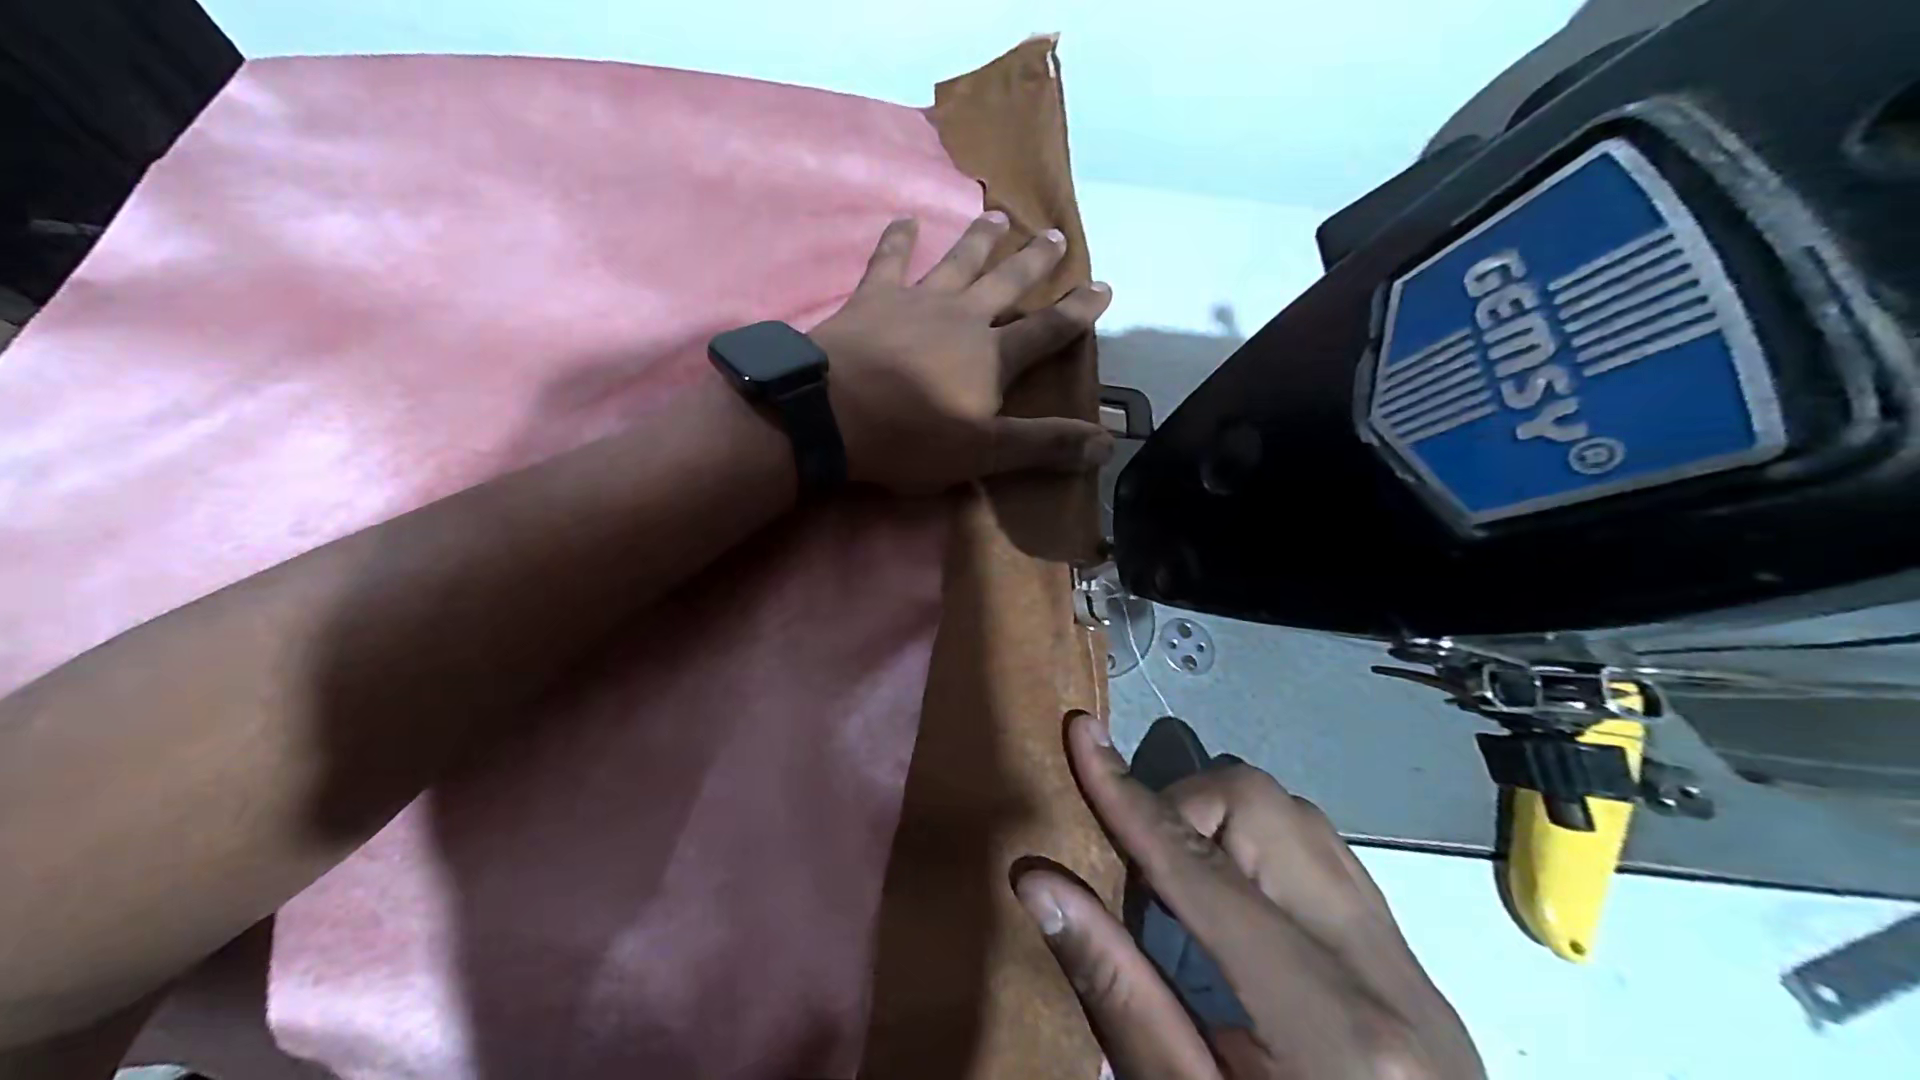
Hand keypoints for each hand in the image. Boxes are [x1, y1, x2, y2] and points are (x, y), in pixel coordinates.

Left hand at [809, 213, 1114, 494]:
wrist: (832, 413)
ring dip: (980, 239)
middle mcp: (963, 317)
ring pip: (958, 261)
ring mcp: (917, 301)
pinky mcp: (874, 298)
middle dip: (1035, 262)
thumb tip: (1107, 445)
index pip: (1048, 330)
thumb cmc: (911, 437)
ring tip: (999, 216)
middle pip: (1007, 283)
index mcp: (993, 356)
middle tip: (1056, 235)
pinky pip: (890, 259)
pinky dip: (898, 238)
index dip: (1078, 311)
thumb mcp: (985, 453)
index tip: (1103, 286)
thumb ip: (1044, 445)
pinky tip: (905, 219)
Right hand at [1015, 713, 1483, 1079]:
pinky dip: (1258, 849)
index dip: (1128, 798)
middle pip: (1260, 804)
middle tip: (1143, 880)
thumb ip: (1116, 988)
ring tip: (1184, 895)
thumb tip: (1038, 883)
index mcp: (1325, 1021)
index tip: (1082, 736)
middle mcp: (1380, 966)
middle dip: (1181, 809)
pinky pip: (1320, 850)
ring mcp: (1406, 958)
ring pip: (1294, 814)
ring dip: (1219, 825)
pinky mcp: (1409, 960)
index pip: (1200, 866)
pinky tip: (1236, 907)